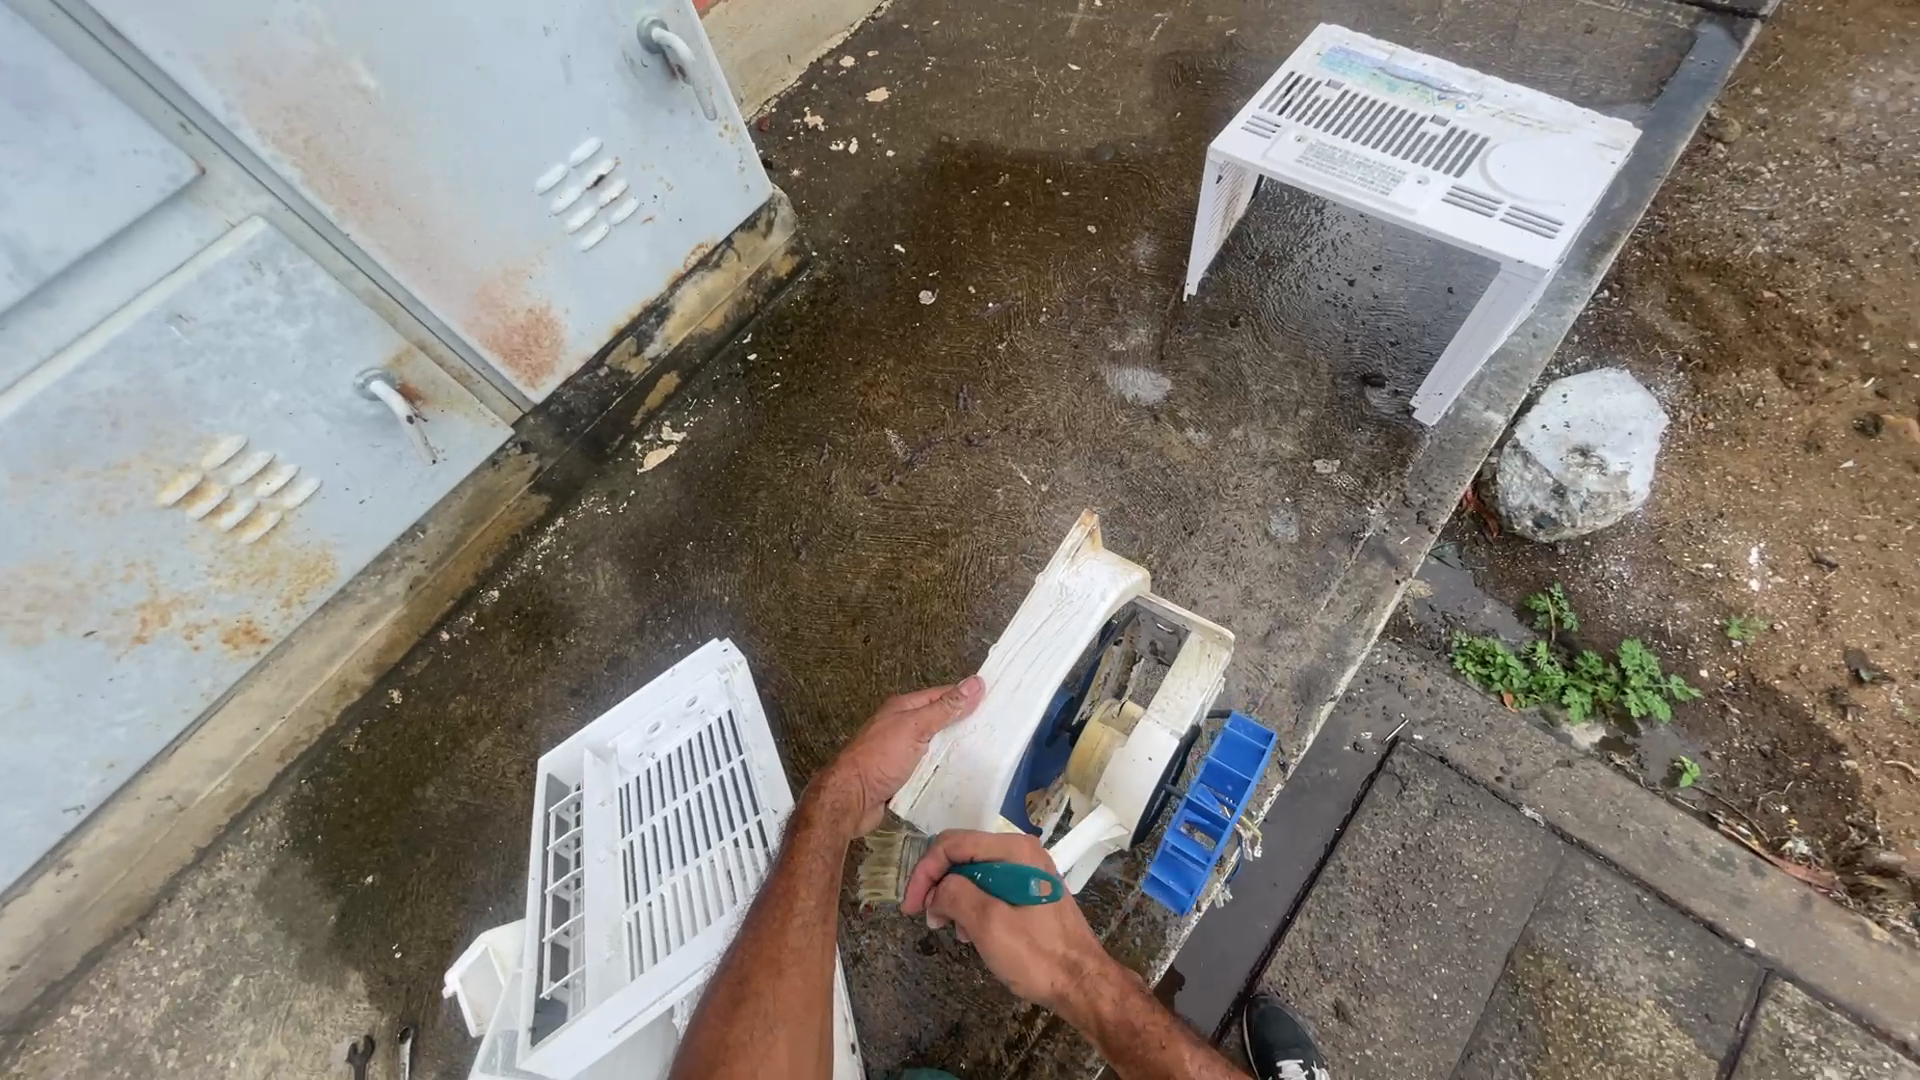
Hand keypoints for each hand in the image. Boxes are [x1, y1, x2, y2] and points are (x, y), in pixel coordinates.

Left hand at [806, 676, 984, 838]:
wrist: (850, 799)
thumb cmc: (879, 759)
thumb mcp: (916, 727)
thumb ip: (945, 708)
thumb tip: (974, 683)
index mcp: (903, 709)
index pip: (942, 696)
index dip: (965, 697)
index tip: (992, 700)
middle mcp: (902, 727)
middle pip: (939, 723)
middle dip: (962, 727)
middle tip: (993, 731)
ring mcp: (901, 753)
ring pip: (935, 748)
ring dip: (952, 752)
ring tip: (982, 755)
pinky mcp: (901, 776)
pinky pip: (928, 771)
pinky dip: (941, 773)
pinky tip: (958, 777)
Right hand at [901, 830, 1123, 1013]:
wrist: (1083, 983)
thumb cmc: (1037, 955)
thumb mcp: (988, 924)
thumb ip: (956, 895)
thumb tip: (937, 890)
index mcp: (1013, 849)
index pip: (953, 844)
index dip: (926, 872)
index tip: (911, 905)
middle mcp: (1021, 850)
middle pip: (963, 853)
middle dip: (938, 883)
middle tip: (926, 917)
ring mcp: (1027, 868)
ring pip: (974, 870)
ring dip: (954, 895)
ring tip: (948, 927)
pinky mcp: (1029, 888)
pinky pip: (990, 884)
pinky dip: (972, 903)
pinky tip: (970, 930)